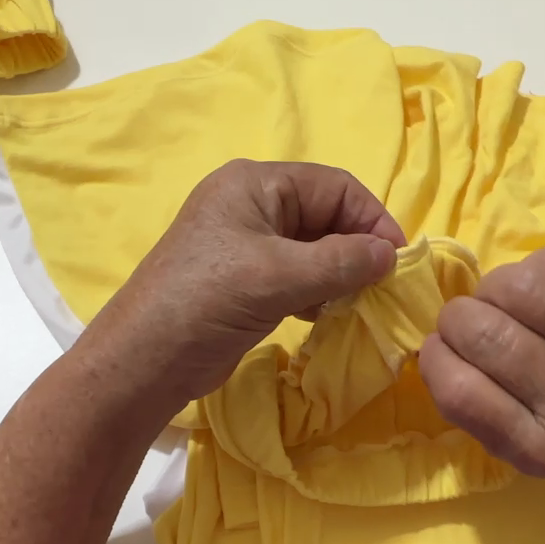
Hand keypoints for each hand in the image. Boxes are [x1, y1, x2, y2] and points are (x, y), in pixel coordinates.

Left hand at [81, 160, 406, 404]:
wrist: (148, 359)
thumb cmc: (207, 303)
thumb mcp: (278, 276)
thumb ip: (339, 262)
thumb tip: (390, 256)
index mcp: (255, 184)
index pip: (334, 187)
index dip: (371, 219)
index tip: (396, 261)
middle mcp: (252, 207)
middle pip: (324, 217)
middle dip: (356, 249)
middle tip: (380, 288)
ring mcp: (246, 247)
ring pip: (312, 251)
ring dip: (339, 274)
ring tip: (356, 304)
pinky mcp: (245, 283)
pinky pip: (296, 277)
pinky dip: (317, 293)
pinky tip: (326, 315)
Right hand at [419, 245, 544, 493]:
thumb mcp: (523, 455)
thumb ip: (475, 410)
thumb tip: (435, 346)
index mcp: (540, 446)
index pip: (462, 392)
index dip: (433, 361)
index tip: (436, 353)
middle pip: (486, 334)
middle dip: (455, 319)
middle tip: (463, 325)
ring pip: (522, 287)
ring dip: (491, 288)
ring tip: (498, 305)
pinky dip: (532, 268)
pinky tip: (537, 292)